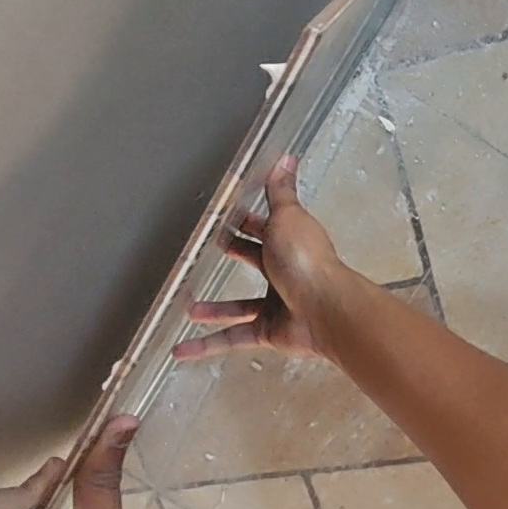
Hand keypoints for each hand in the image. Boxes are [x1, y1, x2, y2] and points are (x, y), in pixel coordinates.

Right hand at [175, 155, 353, 361]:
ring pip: (239, 306)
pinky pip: (233, 338)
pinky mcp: (269, 331)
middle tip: (209, 250)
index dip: (245, 222)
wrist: (324, 307)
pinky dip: (208, 346)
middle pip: (254, 262)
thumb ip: (281, 192)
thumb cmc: (307, 261)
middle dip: (235, 254)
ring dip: (214, 308)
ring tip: (188, 308)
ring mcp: (277, 304)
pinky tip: (182, 351)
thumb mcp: (288, 217)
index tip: (224, 218)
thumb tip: (287, 158)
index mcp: (288, 242)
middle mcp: (285, 272)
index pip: (263, 228)